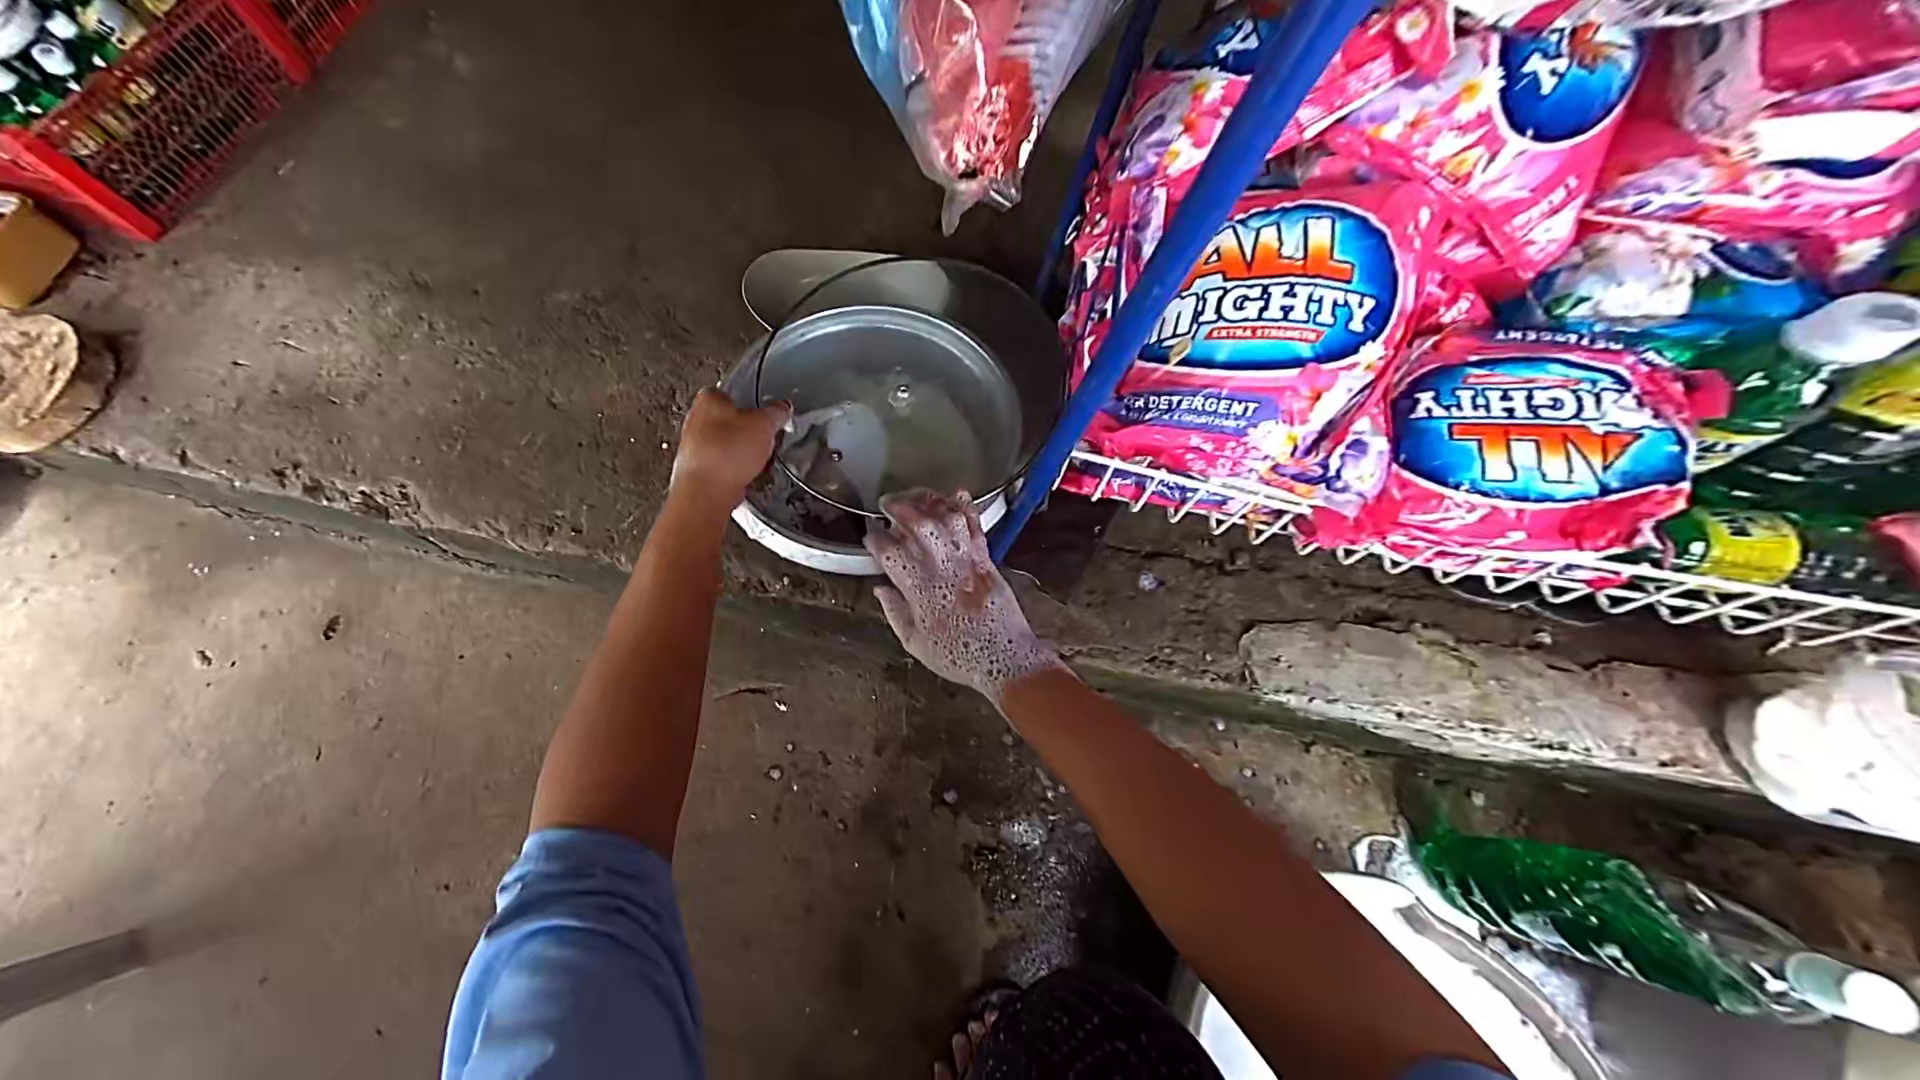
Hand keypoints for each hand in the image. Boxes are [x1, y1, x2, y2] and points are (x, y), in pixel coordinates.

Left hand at [669, 389, 789, 504]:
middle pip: (730, 420)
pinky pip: (723, 465)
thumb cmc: (726, 452)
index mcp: (708, 399)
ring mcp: (694, 446)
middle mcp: (695, 419)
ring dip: (742, 452)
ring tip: (755, 460)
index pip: (733, 393)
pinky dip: (734, 470)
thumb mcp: (765, 424)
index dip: (752, 404)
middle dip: (748, 430)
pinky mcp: (697, 470)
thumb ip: (776, 412)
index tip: (766, 414)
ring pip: (727, 444)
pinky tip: (744, 475)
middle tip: (764, 438)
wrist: (707, 491)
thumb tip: (782, 408)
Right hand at [864, 490, 1065, 705]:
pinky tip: (956, 495)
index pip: (891, 553)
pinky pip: (975, 527)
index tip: (870, 534)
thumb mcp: (915, 644)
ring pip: (947, 519)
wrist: (1005, 659)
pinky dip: (965, 507)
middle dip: (899, 507)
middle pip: (919, 525)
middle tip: (888, 503)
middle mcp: (944, 571)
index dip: (876, 538)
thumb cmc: (959, 657)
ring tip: (915, 495)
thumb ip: (895, 612)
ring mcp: (968, 562)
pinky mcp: (987, 561)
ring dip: (930, 501)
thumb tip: (880, 588)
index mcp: (921, 593)